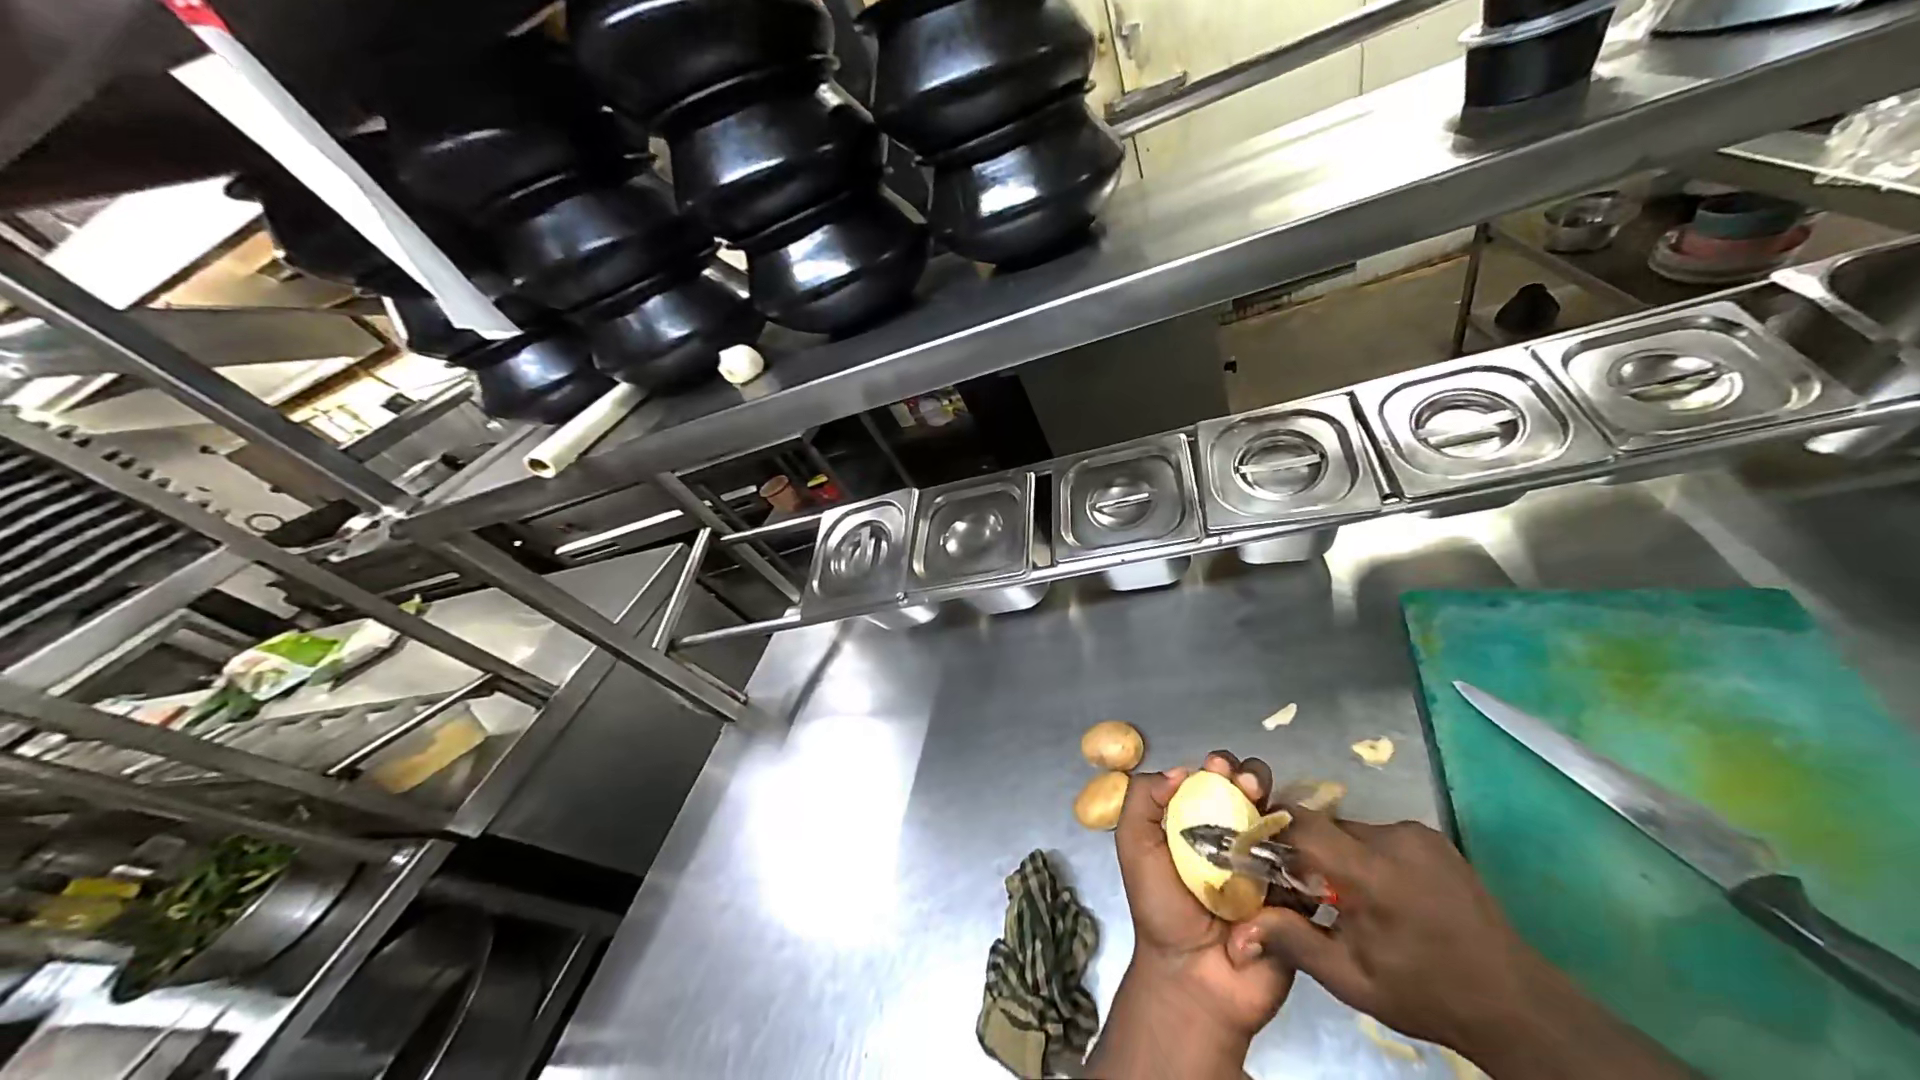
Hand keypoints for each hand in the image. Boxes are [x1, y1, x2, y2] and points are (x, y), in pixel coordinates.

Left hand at [1086, 752, 1292, 1078]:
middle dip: (1252, 778)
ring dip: (1277, 804)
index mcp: (1199, 822)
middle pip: (1255, 793)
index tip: (1217, 767)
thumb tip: (1179, 771)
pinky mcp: (1298, 895)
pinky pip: (1310, 863)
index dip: (1219, 767)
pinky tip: (1295, 837)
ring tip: (1263, 803)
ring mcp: (1270, 864)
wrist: (1193, 977)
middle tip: (1246, 785)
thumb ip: (1142, 802)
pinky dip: (1306, 844)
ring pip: (1284, 820)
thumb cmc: (1160, 908)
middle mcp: (1237, 836)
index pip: (1214, 781)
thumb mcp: (1135, 847)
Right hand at [1237, 810, 1540, 1049]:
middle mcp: (1394, 839)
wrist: (1516, 1005)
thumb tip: (1240, 926)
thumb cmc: (1425, 994)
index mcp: (1372, 872)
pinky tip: (1377, 891)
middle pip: (1325, 826)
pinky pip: (1378, 835)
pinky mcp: (1434, 839)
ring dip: (1336, 854)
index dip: (1272, 831)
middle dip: (1305, 850)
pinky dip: (1364, 855)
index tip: (1255, 852)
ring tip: (1341, 894)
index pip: (1302, 824)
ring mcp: (1418, 835)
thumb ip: (1292, 941)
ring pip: (1351, 829)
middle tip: (1298, 886)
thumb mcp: (1350, 979)